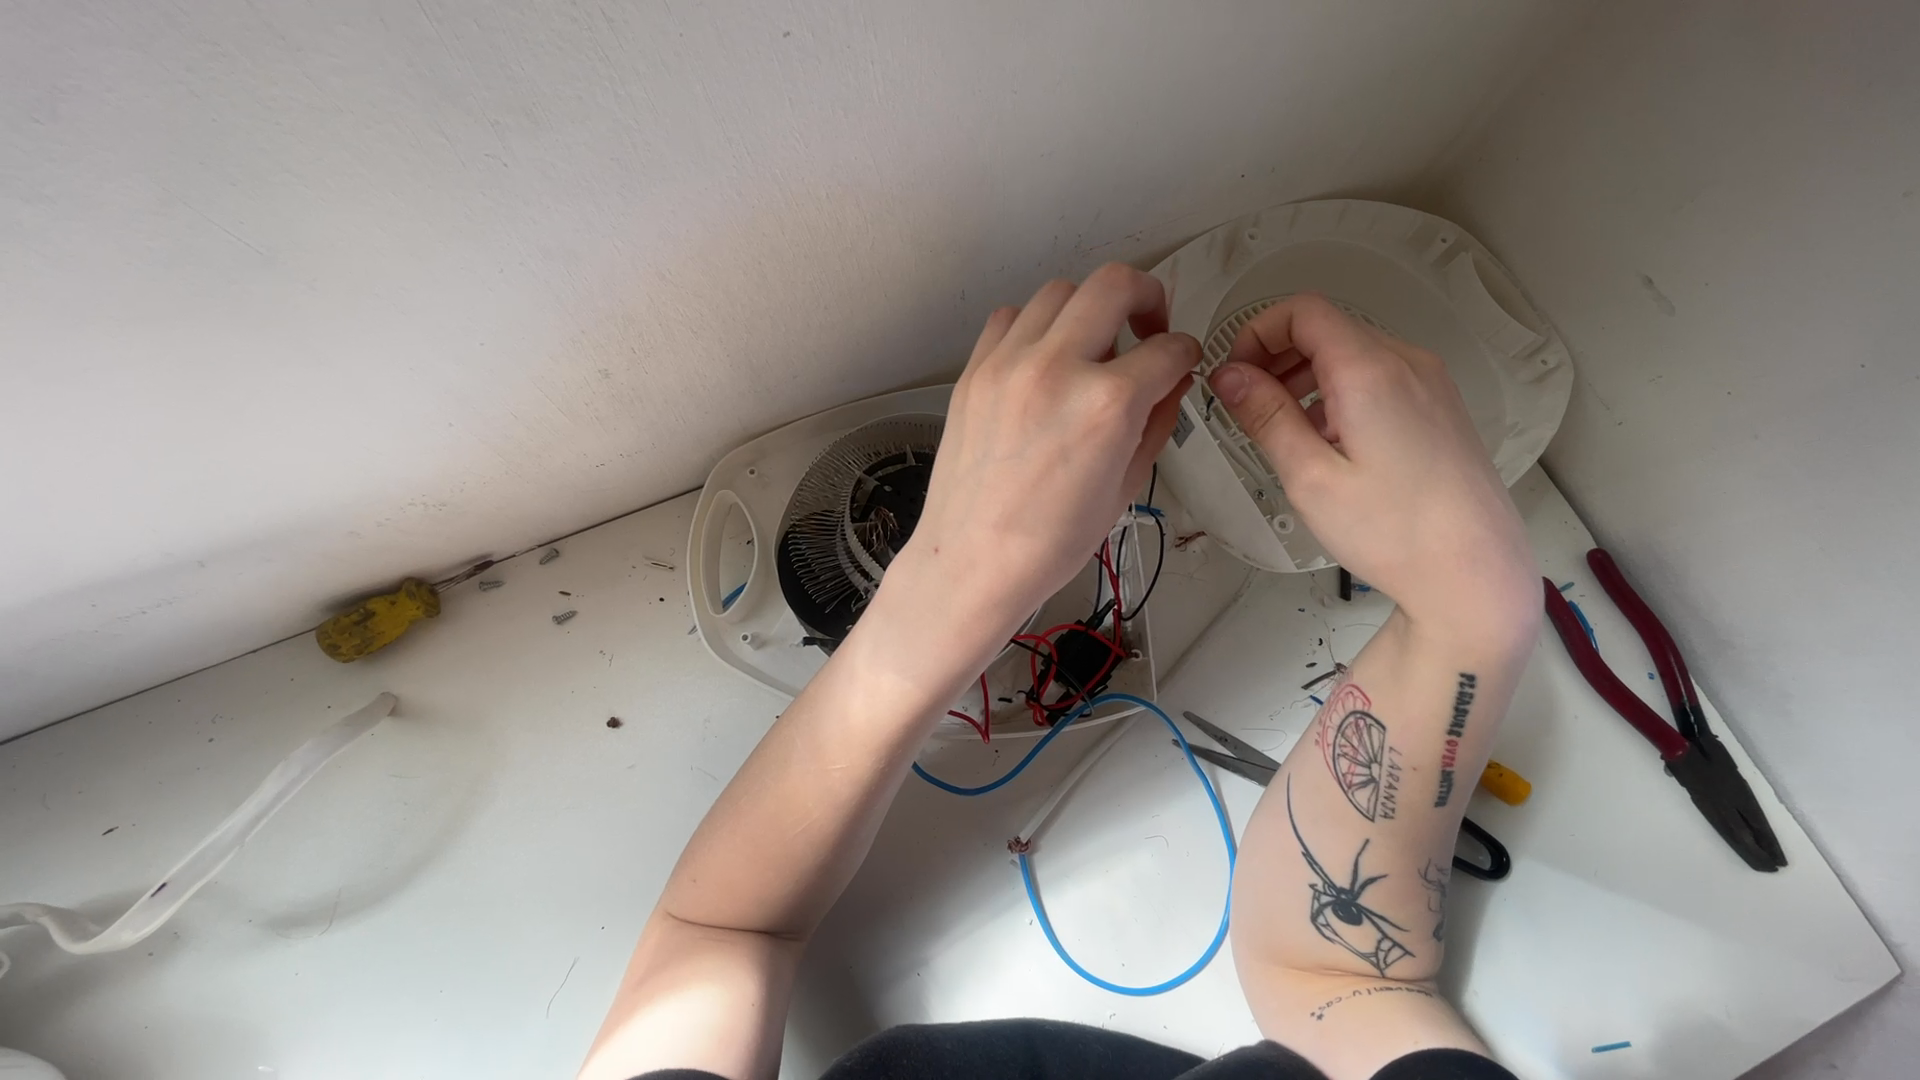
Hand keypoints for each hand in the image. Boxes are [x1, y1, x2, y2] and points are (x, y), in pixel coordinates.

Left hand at [889, 264, 1197, 652]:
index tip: (1180, 361)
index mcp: (1107, 404)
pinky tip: (1043, 359)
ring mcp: (1008, 365)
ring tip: (1092, 347)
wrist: (972, 562)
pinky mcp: (974, 373)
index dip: (1185, 354)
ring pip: (1059, 291)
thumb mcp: (1125, 486)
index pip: (1168, 349)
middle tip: (1149, 327)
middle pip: (1115, 284)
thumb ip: (1157, 423)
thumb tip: (1172, 385)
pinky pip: (1010, 318)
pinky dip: (1035, 326)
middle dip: (1147, 297)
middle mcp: (1057, 369)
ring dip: (1087, 308)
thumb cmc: (1048, 543)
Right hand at [1207, 294, 1536, 647]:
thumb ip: (1266, 417)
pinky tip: (1323, 442)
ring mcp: (1428, 383)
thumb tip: (1228, 374)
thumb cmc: (1391, 531)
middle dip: (1275, 357)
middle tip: (1245, 407)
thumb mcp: (1310, 477)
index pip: (1303, 311)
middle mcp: (1406, 362)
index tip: (1233, 377)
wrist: (1474, 572)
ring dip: (1303, 376)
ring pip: (1350, 352)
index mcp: (1371, 371)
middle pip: (1327, 328)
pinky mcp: (1436, 407)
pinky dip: (1335, 392)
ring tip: (1280, 430)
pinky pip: (1376, 377)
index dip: (1257, 333)